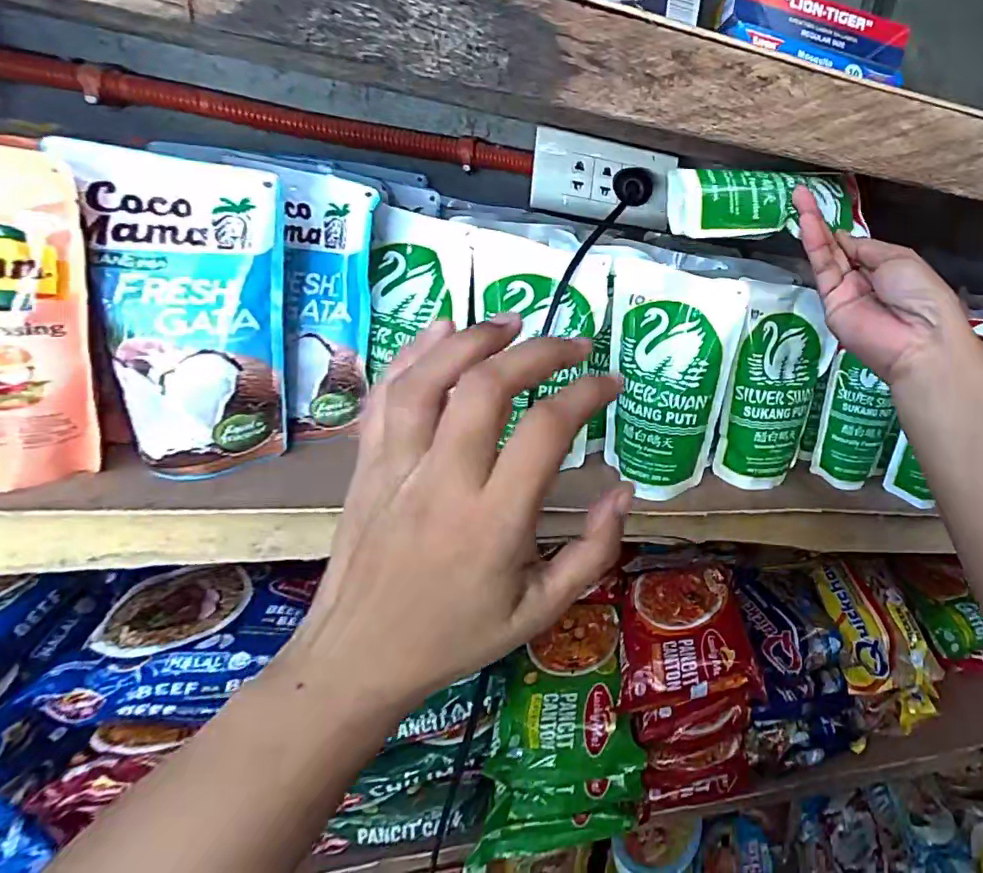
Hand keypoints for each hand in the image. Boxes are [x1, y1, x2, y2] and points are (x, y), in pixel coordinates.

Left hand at [276, 314, 631, 727]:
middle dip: (537, 352)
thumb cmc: (457, 637)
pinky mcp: (366, 465)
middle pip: (486, 389)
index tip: (611, 383)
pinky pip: (384, 396)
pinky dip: (414, 353)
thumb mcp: (541, 610)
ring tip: (512, 320)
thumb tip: (625, 491)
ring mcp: (396, 469)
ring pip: (427, 381)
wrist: (357, 661)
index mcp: (493, 523)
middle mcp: (443, 484)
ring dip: (473, 338)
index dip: (586, 394)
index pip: (545, 431)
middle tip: (573, 344)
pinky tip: (442, 328)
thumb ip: (593, 552)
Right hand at [793, 185, 971, 384]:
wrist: (920, 340)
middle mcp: (864, 281)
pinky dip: (813, 245)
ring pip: (825, 257)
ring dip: (812, 228)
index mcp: (887, 269)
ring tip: (798, 199)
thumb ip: (866, 248)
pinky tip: (805, 223)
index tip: (825, 207)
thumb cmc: (921, 294)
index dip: (842, 230)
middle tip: (802, 195)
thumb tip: (842, 240)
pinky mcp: (831, 305)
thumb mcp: (899, 258)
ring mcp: (846, 294)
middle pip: (837, 249)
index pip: (857, 247)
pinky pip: (822, 271)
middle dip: (821, 222)